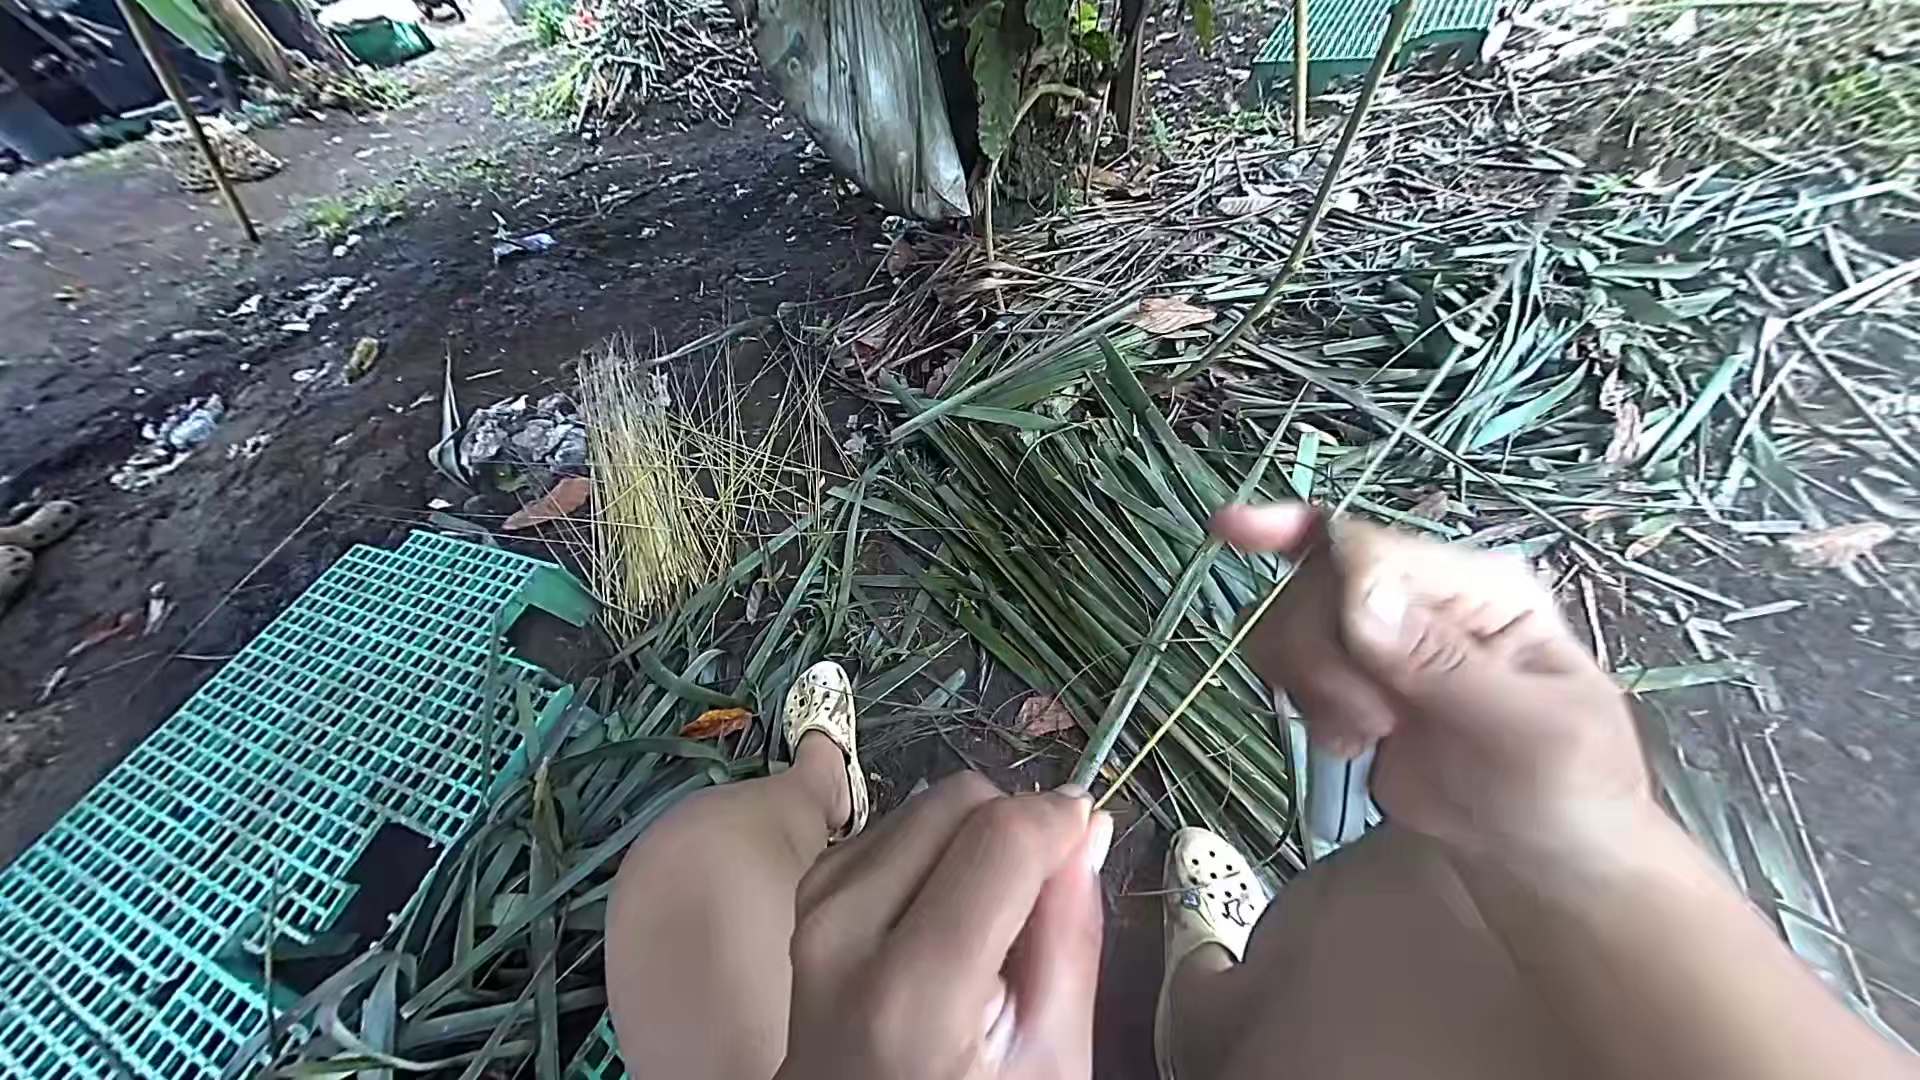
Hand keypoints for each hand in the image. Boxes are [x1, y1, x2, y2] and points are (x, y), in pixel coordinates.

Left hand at [776, 773, 1113, 1079]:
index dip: (1054, 818)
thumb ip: (1071, 933)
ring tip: (985, 913)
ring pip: (931, 801)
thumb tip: (1085, 821)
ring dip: (974, 834)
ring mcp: (819, 900)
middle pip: (959, 801)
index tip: (1085, 823)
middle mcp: (845, 928)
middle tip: (1033, 894)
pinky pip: (900, 820)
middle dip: (1013, 825)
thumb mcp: (1050, 1061)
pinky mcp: (815, 883)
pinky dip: (939, 844)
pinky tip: (943, 908)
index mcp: (911, 996)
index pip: (998, 840)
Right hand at [1211, 503, 1654, 860]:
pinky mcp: (1333, 668)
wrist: (1527, 848)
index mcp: (1471, 586)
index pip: (1367, 545)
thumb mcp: (1528, 731)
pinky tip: (1348, 737)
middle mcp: (1408, 593)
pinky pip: (1277, 659)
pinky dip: (1299, 700)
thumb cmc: (1560, 789)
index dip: (1294, 531)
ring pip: (1282, 622)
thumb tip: (1356, 597)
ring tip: (1368, 731)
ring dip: (1310, 684)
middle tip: (1374, 721)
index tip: (1230, 527)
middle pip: (1309, 586)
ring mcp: (1366, 630)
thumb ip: (1442, 661)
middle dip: (1323, 659)